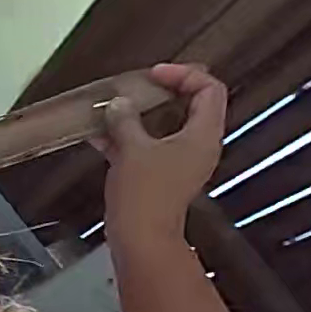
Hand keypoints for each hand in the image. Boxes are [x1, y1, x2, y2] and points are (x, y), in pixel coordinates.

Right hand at [94, 63, 228, 246]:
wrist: (140, 237)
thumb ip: (126, 122)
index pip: (208, 90)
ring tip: (113, 111)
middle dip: (162, 96)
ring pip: (165, 129)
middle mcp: (198, 146)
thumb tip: (118, 104)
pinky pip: (149, 149)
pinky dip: (130, 140)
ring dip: (140, 119)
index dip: (183, 75)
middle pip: (190, 108)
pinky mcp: (161, 178)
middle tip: (136, 89)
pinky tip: (102, 137)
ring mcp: (180, 163)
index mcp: (203, 134)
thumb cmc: (144, 192)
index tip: (153, 74)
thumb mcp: (132, 150)